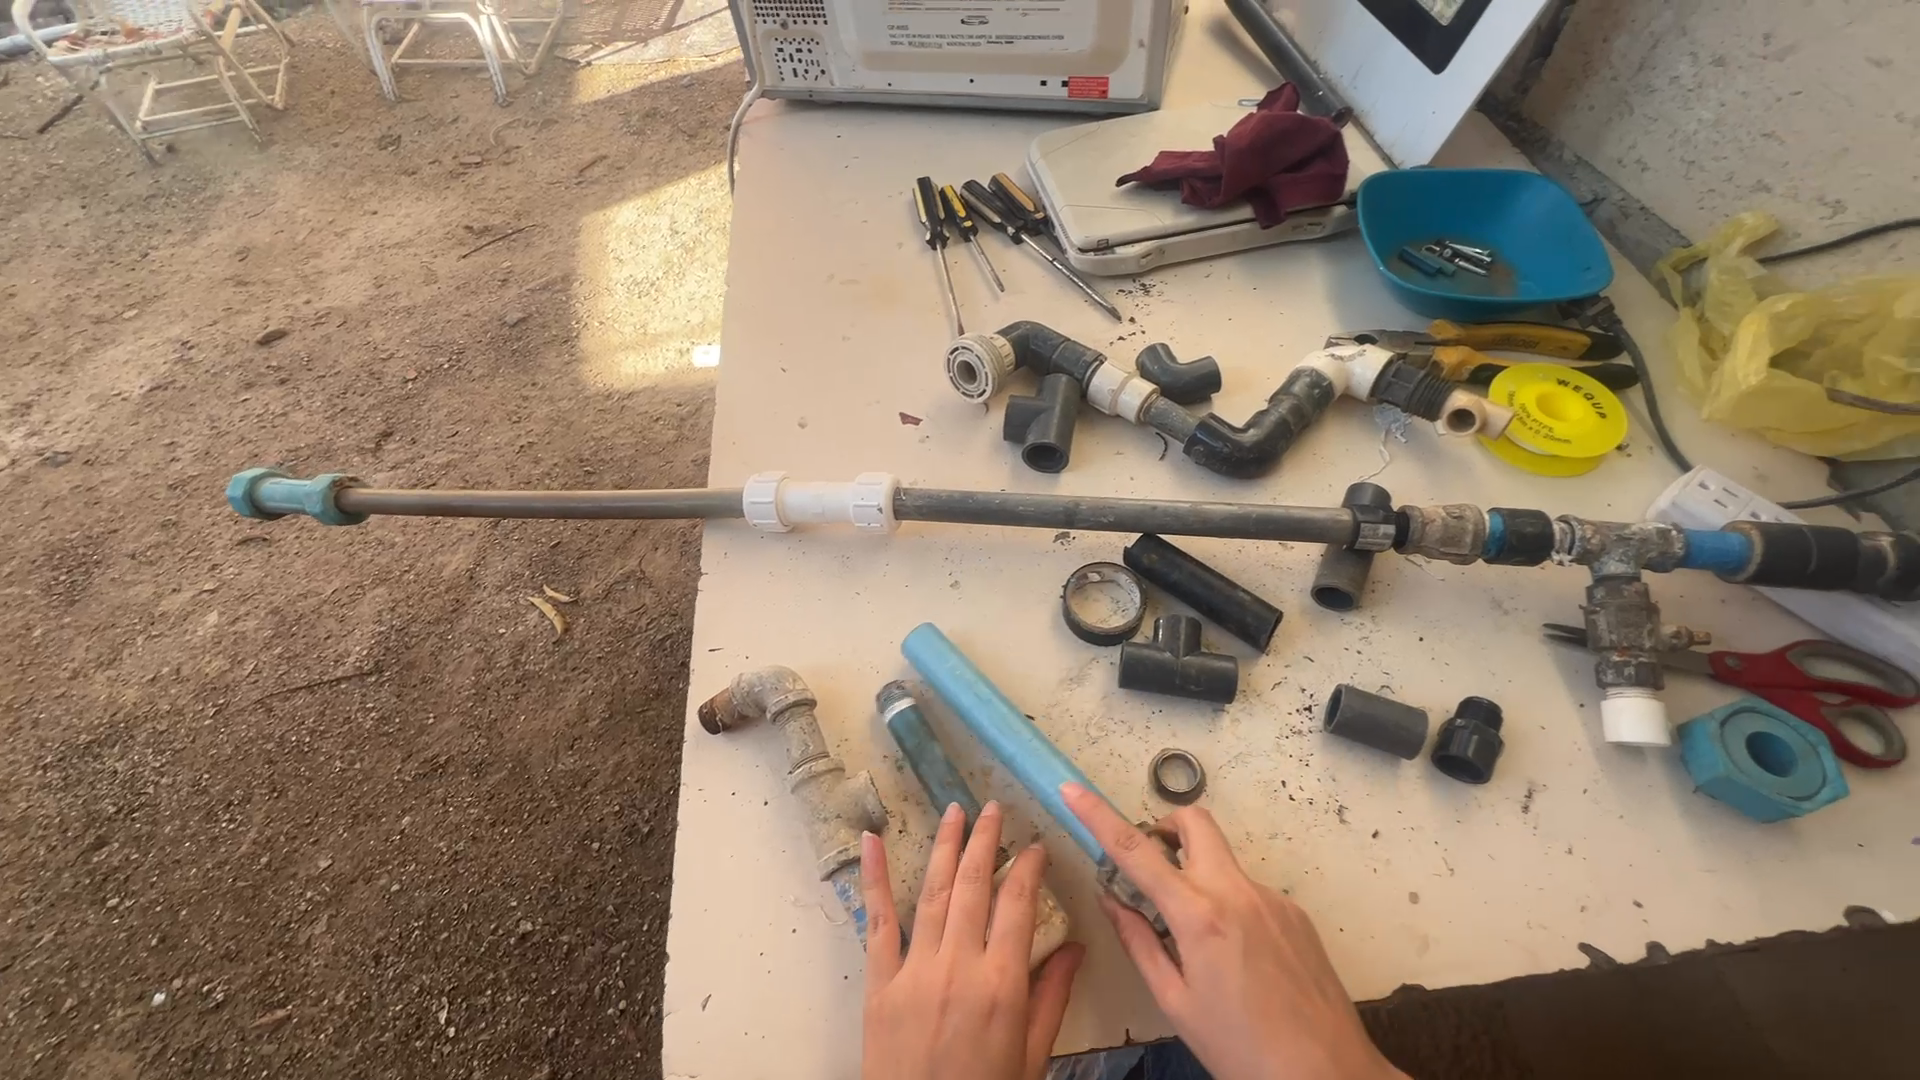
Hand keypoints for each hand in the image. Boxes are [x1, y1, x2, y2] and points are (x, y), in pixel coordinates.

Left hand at [860, 801, 1085, 1079]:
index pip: (1019, 904)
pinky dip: (872, 877)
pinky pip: (876, 921)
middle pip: (975, 886)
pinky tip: (871, 839)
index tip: (1035, 845)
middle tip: (994, 808)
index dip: (1028, 867)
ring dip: (945, 845)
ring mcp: (914, 969)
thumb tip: (1076, 945)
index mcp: (1001, 984)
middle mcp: (958, 964)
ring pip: (933, 891)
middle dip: (986, 841)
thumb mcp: (1031, 1058)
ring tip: (955, 810)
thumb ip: (1053, 998)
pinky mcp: (878, 981)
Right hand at [1062, 783, 1402, 1079]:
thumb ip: (1139, 943)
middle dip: (1165, 826)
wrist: (1332, 1077)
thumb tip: (1111, 899)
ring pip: (1222, 860)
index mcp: (1198, 916)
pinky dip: (1229, 905)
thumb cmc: (1242, 1050)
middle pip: (1194, 822)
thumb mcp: (1176, 1004)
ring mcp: (1271, 897)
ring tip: (1200, 939)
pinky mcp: (1295, 912)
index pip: (1136, 851)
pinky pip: (1249, 891)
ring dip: (1198, 875)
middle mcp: (1236, 892)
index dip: (1099, 816)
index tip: (1074, 790)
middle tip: (1152, 864)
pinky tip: (1239, 958)